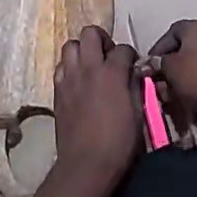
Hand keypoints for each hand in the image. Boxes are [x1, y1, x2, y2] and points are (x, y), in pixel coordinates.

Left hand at [53, 26, 138, 186]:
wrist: (86, 163)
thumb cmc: (119, 142)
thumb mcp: (138, 113)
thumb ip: (135, 87)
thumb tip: (135, 73)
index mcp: (112, 73)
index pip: (123, 49)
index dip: (131, 55)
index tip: (133, 66)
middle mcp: (89, 68)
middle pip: (90, 33)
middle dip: (102, 40)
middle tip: (109, 57)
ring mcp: (69, 77)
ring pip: (70, 45)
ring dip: (82, 50)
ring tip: (91, 66)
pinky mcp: (57, 90)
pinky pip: (61, 66)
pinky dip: (70, 67)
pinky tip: (78, 81)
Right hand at [148, 19, 196, 113]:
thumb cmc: (196, 77)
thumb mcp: (169, 68)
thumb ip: (159, 63)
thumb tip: (157, 62)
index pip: (171, 32)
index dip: (158, 49)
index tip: (151, 65)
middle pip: (185, 49)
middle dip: (170, 67)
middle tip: (160, 82)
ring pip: (196, 65)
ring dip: (181, 79)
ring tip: (171, 96)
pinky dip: (196, 85)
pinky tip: (188, 100)